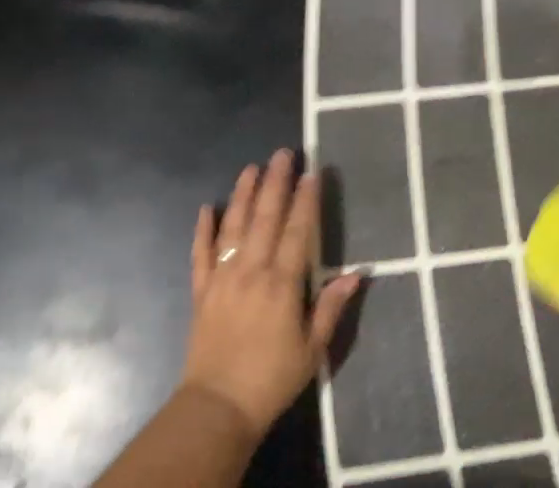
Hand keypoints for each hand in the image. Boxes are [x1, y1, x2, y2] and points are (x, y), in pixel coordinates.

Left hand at [181, 150, 361, 437]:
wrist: (218, 405)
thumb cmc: (272, 378)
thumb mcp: (313, 348)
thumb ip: (331, 306)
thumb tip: (358, 273)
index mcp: (282, 283)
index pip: (297, 231)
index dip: (305, 200)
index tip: (311, 172)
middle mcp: (251, 271)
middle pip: (265, 218)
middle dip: (275, 183)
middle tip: (283, 153)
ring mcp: (222, 278)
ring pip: (233, 227)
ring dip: (243, 195)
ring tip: (251, 167)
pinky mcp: (201, 291)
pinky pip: (201, 254)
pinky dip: (203, 229)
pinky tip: (207, 207)